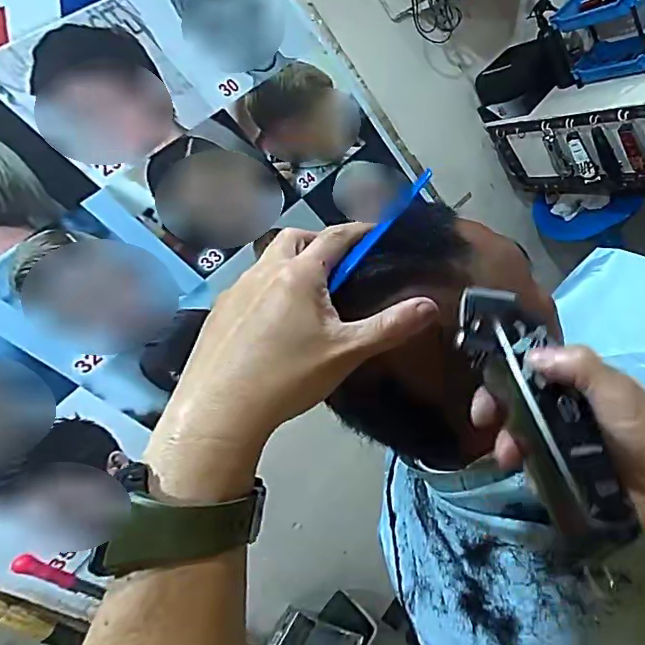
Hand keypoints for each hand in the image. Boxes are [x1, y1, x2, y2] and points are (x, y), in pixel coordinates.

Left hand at [153, 225, 435, 497]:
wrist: (215, 415)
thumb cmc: (285, 378)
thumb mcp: (348, 352)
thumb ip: (392, 326)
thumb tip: (429, 305)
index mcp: (298, 275)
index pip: (335, 237)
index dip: (360, 230)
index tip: (378, 231)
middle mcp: (264, 273)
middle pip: (295, 238)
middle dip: (321, 241)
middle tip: (343, 264)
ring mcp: (236, 292)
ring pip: (268, 260)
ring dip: (293, 263)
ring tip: (314, 295)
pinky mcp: (219, 314)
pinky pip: (251, 285)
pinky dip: (271, 287)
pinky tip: (279, 321)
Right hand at [471, 346, 644, 533]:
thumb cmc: (643, 431)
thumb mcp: (614, 390)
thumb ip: (579, 366)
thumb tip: (531, 355)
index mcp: (580, 382)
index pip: (534, 371)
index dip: (506, 377)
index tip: (487, 394)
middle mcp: (569, 409)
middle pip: (521, 405)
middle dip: (500, 414)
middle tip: (485, 427)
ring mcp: (567, 442)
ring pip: (524, 437)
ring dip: (509, 444)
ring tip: (509, 459)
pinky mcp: (567, 473)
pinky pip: (537, 468)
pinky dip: (529, 471)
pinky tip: (532, 477)